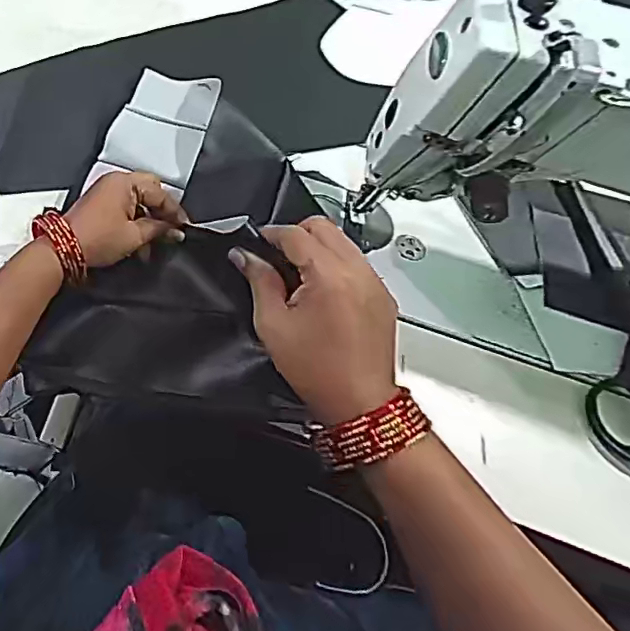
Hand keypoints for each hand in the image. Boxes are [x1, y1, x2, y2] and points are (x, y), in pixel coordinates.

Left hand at [62, 171, 188, 267]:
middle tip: (170, 230)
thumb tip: (172, 229)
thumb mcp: (134, 236)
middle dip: (161, 213)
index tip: (182, 226)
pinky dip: (134, 222)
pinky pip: (124, 208)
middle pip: (149, 193)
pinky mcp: (99, 204)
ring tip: (153, 242)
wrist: (63, 249)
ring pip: (137, 202)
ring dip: (147, 220)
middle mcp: (114, 182)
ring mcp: (105, 192)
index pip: (160, 193)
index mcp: (124, 182)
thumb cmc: (92, 238)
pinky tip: (139, 241)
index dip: (174, 212)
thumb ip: (159, 229)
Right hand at [232, 217, 399, 423]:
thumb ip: (259, 281)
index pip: (296, 234)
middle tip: (274, 254)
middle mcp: (358, 273)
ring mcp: (375, 283)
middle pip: (323, 227)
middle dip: (295, 234)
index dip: (270, 234)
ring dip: (316, 247)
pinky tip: (318, 287)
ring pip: (342, 241)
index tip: (256, 243)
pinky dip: (335, 263)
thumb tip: (247, 257)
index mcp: (330, 277)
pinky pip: (356, 262)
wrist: (360, 403)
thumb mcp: (272, 324)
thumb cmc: (320, 372)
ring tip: (296, 274)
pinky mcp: (382, 295)